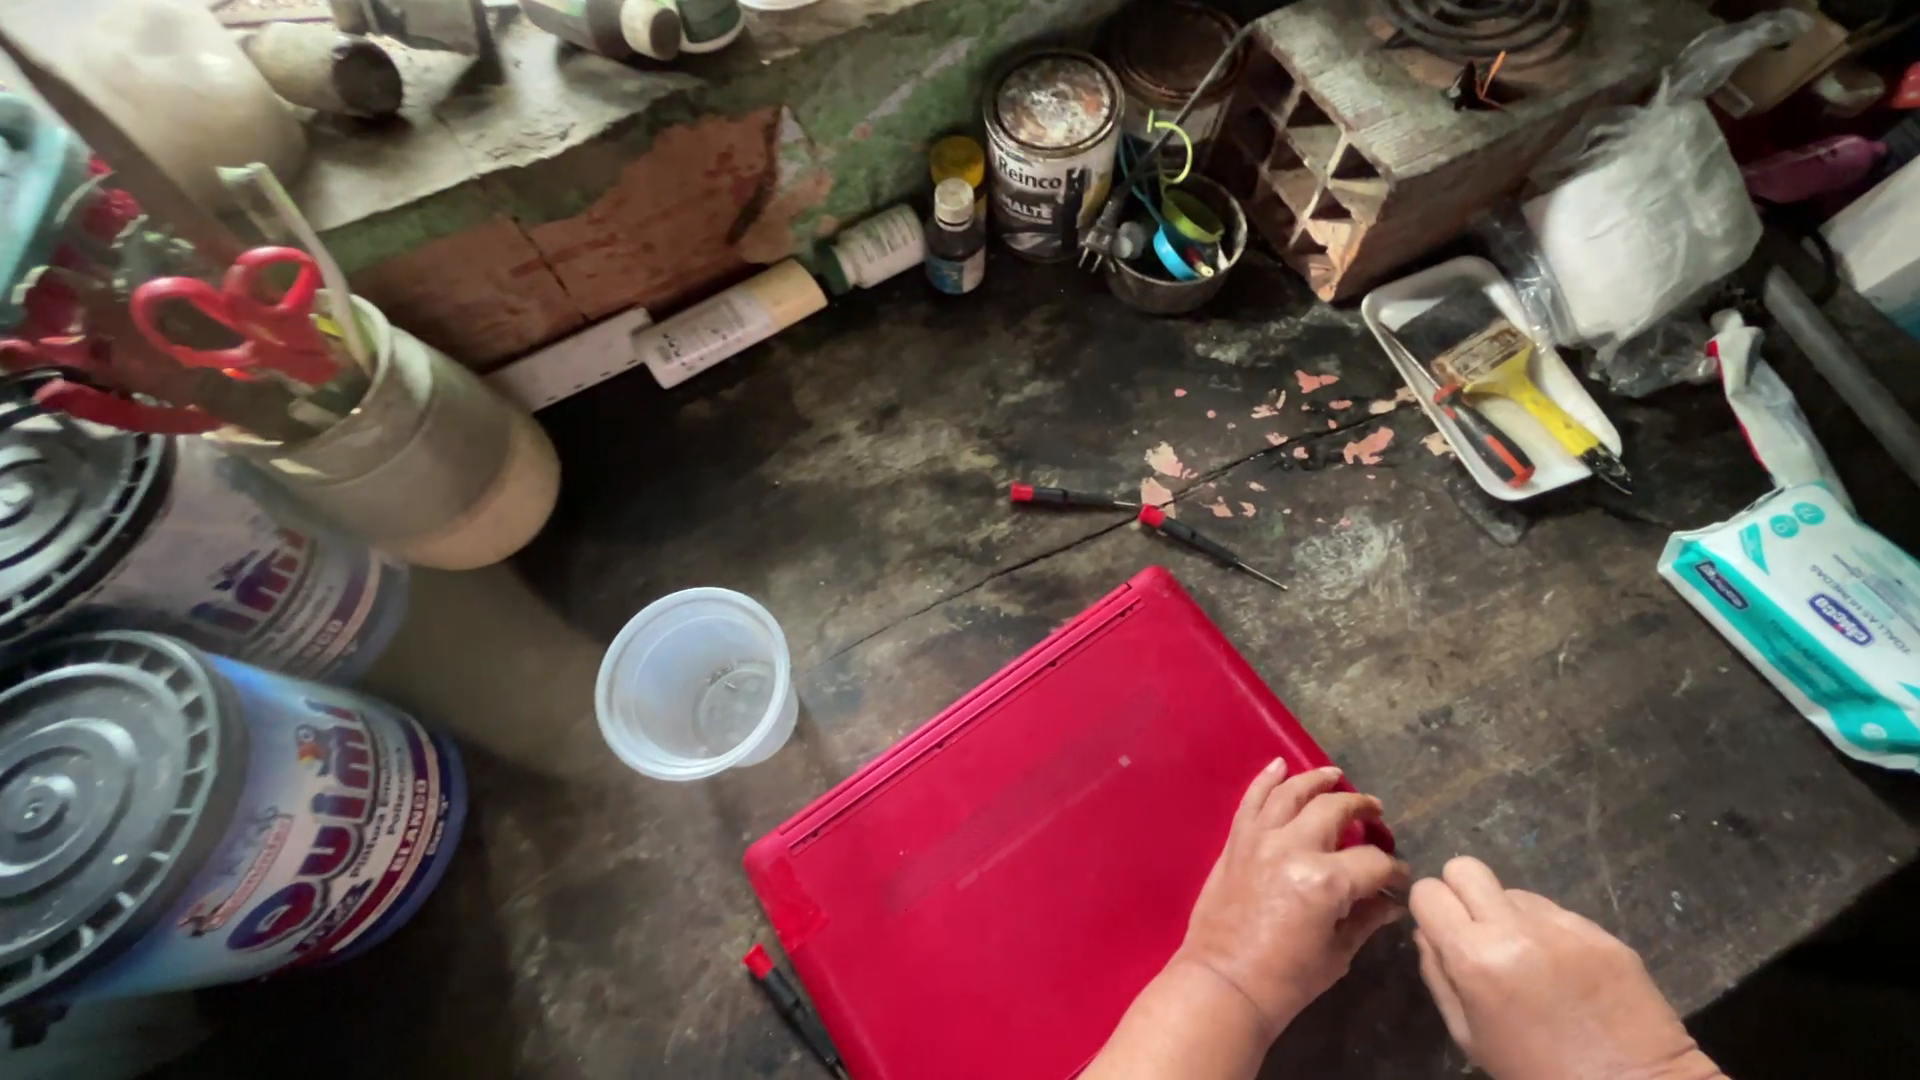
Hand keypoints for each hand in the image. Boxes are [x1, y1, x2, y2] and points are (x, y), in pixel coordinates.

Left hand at [1172, 760, 1409, 1039]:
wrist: (1224, 979)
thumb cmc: (1286, 977)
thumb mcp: (1337, 952)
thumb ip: (1364, 918)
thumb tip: (1390, 901)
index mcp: (1324, 880)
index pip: (1372, 862)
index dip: (1393, 870)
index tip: (1400, 878)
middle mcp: (1291, 847)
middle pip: (1334, 811)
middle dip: (1361, 808)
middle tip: (1376, 813)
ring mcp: (1259, 839)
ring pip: (1290, 793)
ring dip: (1315, 779)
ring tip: (1335, 773)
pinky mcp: (1236, 841)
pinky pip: (1251, 800)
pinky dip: (1265, 779)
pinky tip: (1280, 764)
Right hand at [1410, 857, 1726, 1079]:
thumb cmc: (1538, 1072)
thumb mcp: (1469, 1035)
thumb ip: (1437, 975)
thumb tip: (1429, 934)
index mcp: (1475, 957)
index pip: (1428, 891)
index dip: (1429, 908)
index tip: (1443, 930)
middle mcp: (1515, 929)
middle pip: (1465, 868)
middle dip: (1461, 892)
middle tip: (1477, 928)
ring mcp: (1564, 928)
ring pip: (1513, 892)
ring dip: (1509, 915)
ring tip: (1530, 957)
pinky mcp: (1602, 934)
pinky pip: (1556, 914)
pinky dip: (1550, 933)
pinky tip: (1566, 970)